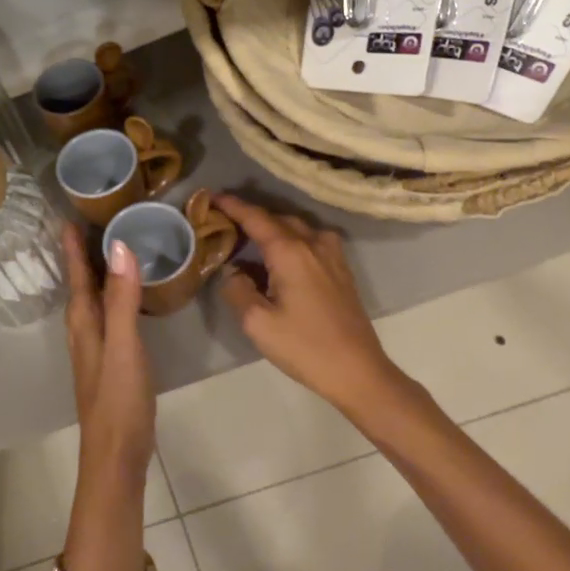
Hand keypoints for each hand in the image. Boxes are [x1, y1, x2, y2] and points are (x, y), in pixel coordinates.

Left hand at [62, 222, 154, 482]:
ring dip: (98, 274)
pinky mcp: (109, 361)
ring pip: (93, 299)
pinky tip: (126, 298)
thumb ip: (122, 298)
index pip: (78, 273)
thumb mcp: (125, 345)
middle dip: (84, 253)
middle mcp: (84, 330)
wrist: (116, 456)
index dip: (73, 244)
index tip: (71, 213)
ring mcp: (95, 347)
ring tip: (111, 248)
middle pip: (82, 283)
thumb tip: (119, 245)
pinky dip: (113, 297)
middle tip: (95, 219)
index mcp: (84, 321)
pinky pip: (107, 315)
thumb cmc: (118, 399)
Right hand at [213, 194, 407, 415]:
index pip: (255, 218)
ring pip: (297, 227)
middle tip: (225, 221)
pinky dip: (292, 238)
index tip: (211, 197)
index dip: (231, 205)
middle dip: (250, 215)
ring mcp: (332, 256)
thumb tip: (233, 272)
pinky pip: (312, 241)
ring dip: (273, 226)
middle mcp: (313, 245)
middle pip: (276, 218)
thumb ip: (237, 289)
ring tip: (251, 238)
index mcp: (290, 252)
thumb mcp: (257, 322)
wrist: (358, 372)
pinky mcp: (341, 271)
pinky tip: (282, 256)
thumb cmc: (305, 347)